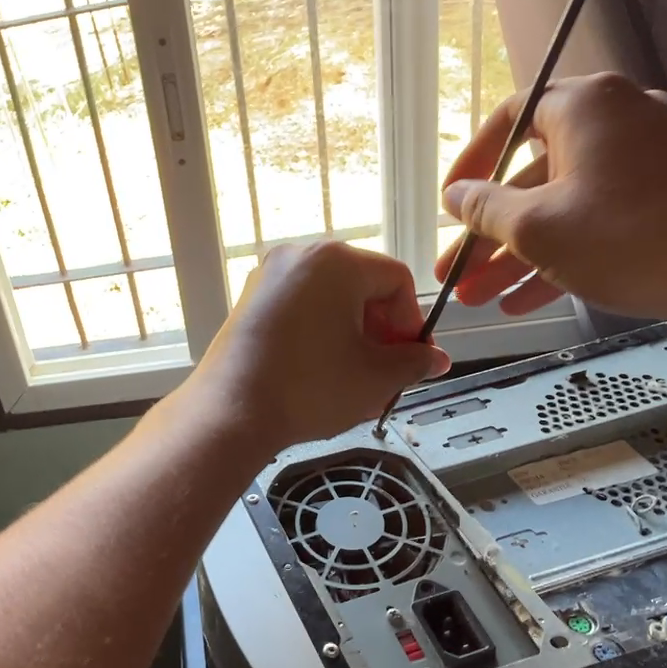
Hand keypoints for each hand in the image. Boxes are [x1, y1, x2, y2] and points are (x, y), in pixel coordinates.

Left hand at [176, 242, 449, 451]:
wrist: (231, 411)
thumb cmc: (309, 389)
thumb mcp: (376, 378)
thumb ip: (414, 362)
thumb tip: (435, 359)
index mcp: (335, 262)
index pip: (395, 278)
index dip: (412, 320)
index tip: (410, 357)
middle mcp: (298, 256)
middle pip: (360, 284)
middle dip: (380, 327)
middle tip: (385, 369)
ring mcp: (267, 276)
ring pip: (327, 297)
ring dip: (350, 332)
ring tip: (354, 375)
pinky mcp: (247, 301)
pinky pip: (297, 306)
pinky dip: (317, 331)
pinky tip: (319, 370)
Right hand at [438, 73, 666, 322]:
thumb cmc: (633, 238)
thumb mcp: (537, 227)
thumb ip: (484, 209)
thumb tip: (456, 195)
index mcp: (586, 106)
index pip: (507, 120)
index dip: (470, 164)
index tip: (449, 203)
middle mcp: (620, 119)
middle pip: (533, 175)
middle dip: (489, 233)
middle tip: (455, 274)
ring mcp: (653, 158)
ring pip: (565, 205)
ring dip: (519, 254)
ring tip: (483, 299)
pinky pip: (602, 219)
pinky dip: (566, 253)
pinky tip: (528, 301)